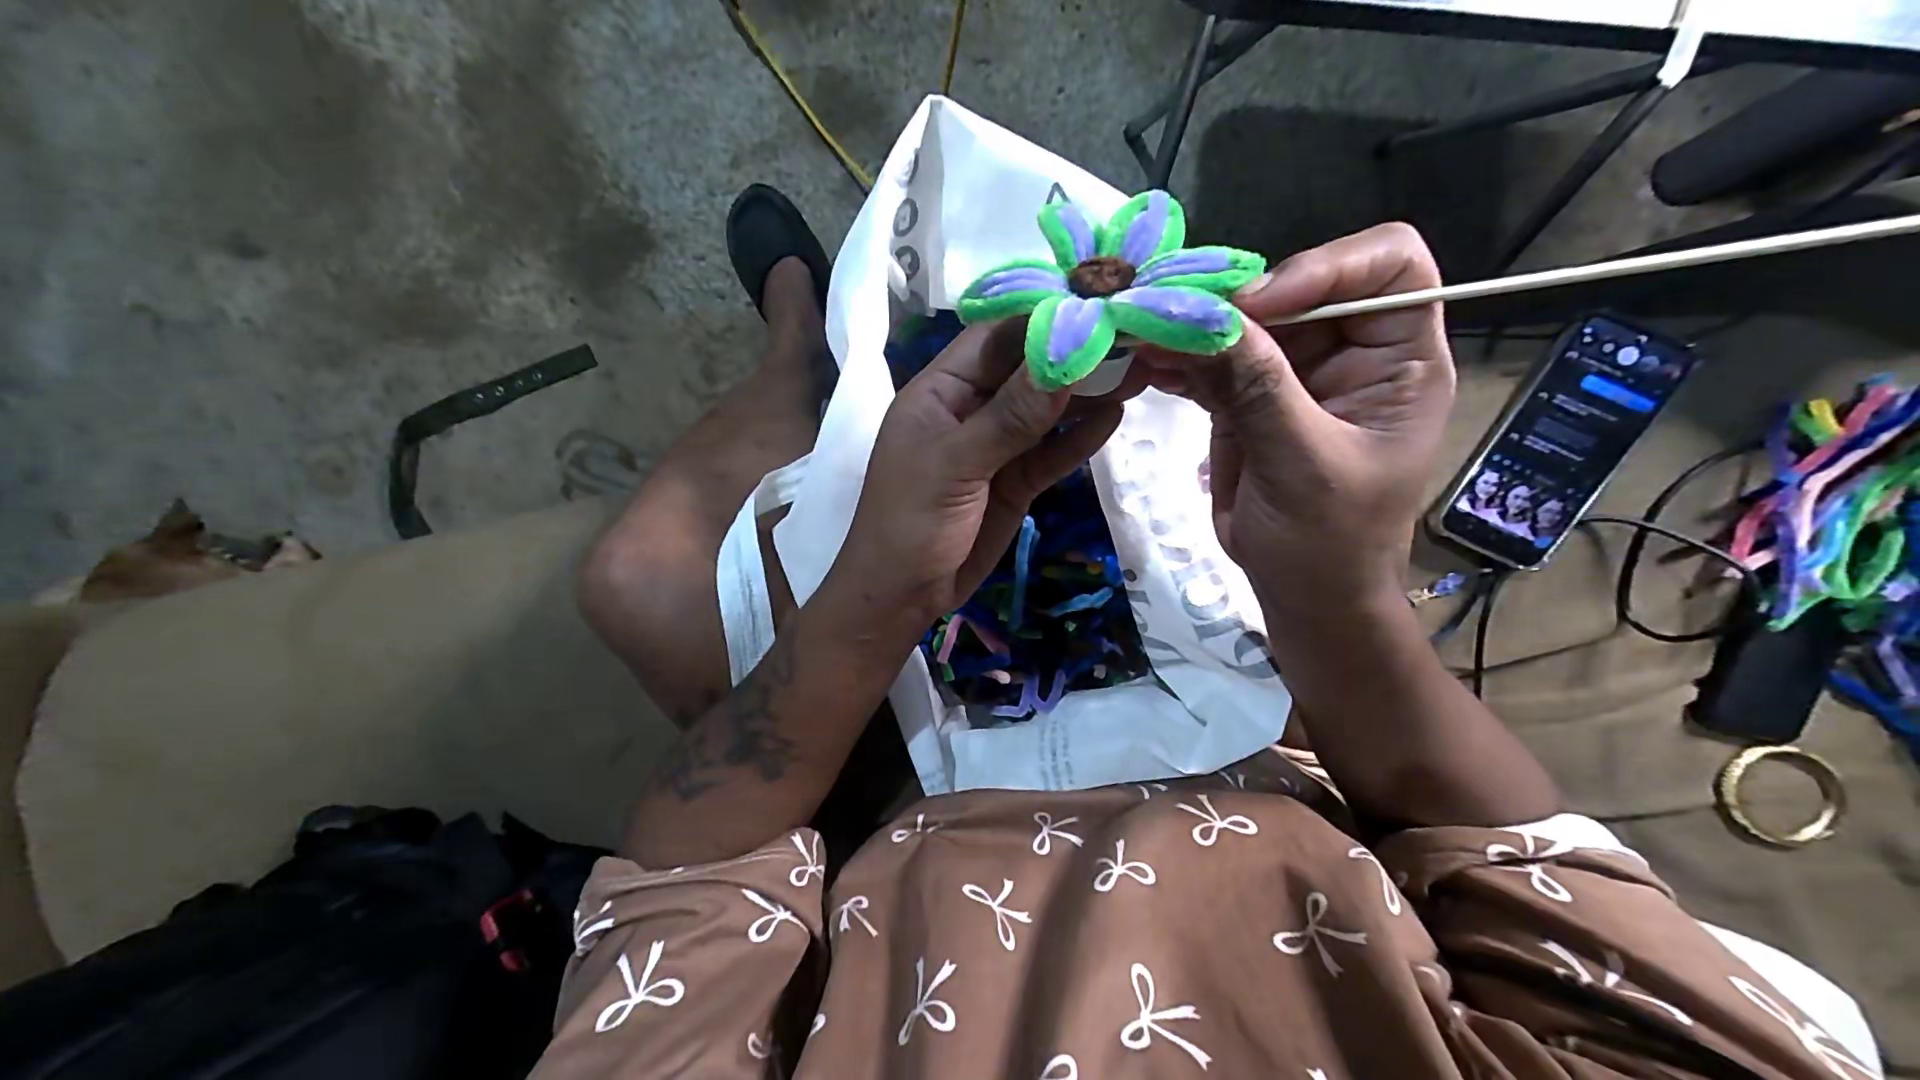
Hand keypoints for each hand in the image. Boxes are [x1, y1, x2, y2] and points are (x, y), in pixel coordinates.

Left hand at [829, 319, 1122, 636]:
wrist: (902, 597)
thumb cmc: (910, 523)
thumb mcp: (955, 465)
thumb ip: (1010, 417)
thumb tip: (1064, 360)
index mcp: (940, 392)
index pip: (994, 340)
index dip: (1041, 319)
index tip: (1095, 302)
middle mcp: (970, 411)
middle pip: (1027, 371)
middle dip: (1073, 353)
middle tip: (1132, 332)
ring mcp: (995, 447)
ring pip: (1045, 412)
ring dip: (1085, 394)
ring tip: (1139, 367)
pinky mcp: (1014, 482)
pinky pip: (1051, 453)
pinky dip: (1080, 438)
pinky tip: (1115, 416)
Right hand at [1135, 223, 1454, 607]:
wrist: (1301, 592)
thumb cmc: (1328, 540)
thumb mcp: (1301, 463)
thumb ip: (1259, 388)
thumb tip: (1208, 318)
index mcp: (1398, 360)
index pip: (1386, 265)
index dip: (1325, 267)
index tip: (1256, 305)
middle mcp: (1347, 353)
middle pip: (1298, 286)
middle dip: (1236, 301)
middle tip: (1173, 318)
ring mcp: (1291, 375)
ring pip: (1244, 322)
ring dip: (1194, 328)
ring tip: (1146, 337)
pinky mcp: (1246, 399)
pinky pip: (1212, 363)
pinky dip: (1179, 361)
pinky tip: (1147, 366)